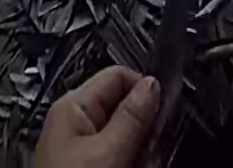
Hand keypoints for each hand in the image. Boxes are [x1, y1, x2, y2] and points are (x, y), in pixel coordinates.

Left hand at [32, 66, 158, 167]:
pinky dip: (130, 161)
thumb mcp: (107, 152)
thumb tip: (152, 82)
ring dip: (139, 148)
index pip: (118, 74)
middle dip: (142, 125)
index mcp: (70, 107)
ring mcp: (78, 152)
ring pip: (123, 135)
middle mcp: (72, 125)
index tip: (162, 111)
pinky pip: (116, 156)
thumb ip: (131, 116)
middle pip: (123, 106)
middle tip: (150, 149)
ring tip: (141, 163)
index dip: (143, 89)